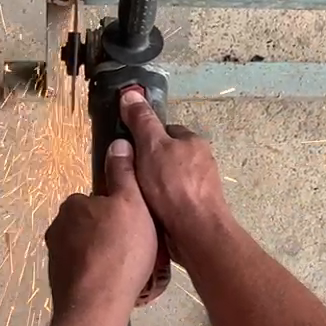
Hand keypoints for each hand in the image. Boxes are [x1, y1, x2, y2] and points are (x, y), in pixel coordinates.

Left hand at [44, 138, 157, 324]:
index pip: (97, 199)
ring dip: (102, 254)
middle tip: (134, 246)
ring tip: (126, 268)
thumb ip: (124, 173)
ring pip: (86, 248)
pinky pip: (82, 271)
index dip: (118, 209)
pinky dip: (95, 274)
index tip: (134, 223)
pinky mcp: (59, 282)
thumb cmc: (120, 250)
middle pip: (91, 223)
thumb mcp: (132, 203)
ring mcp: (55, 257)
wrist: (97, 306)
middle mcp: (57, 227)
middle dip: (108, 232)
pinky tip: (113, 284)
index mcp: (73, 205)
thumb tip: (118, 143)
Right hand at [118, 88, 228, 260]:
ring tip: (132, 197)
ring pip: (166, 182)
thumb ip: (141, 122)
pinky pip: (170, 202)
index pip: (164, 132)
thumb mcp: (152, 147)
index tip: (128, 151)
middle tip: (126, 177)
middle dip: (146, 167)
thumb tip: (129, 93)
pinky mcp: (195, 211)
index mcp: (193, 142)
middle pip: (164, 158)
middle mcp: (200, 163)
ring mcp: (200, 188)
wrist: (196, 232)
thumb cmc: (174, 185)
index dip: (144, 139)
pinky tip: (145, 213)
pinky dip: (157, 206)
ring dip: (150, 188)